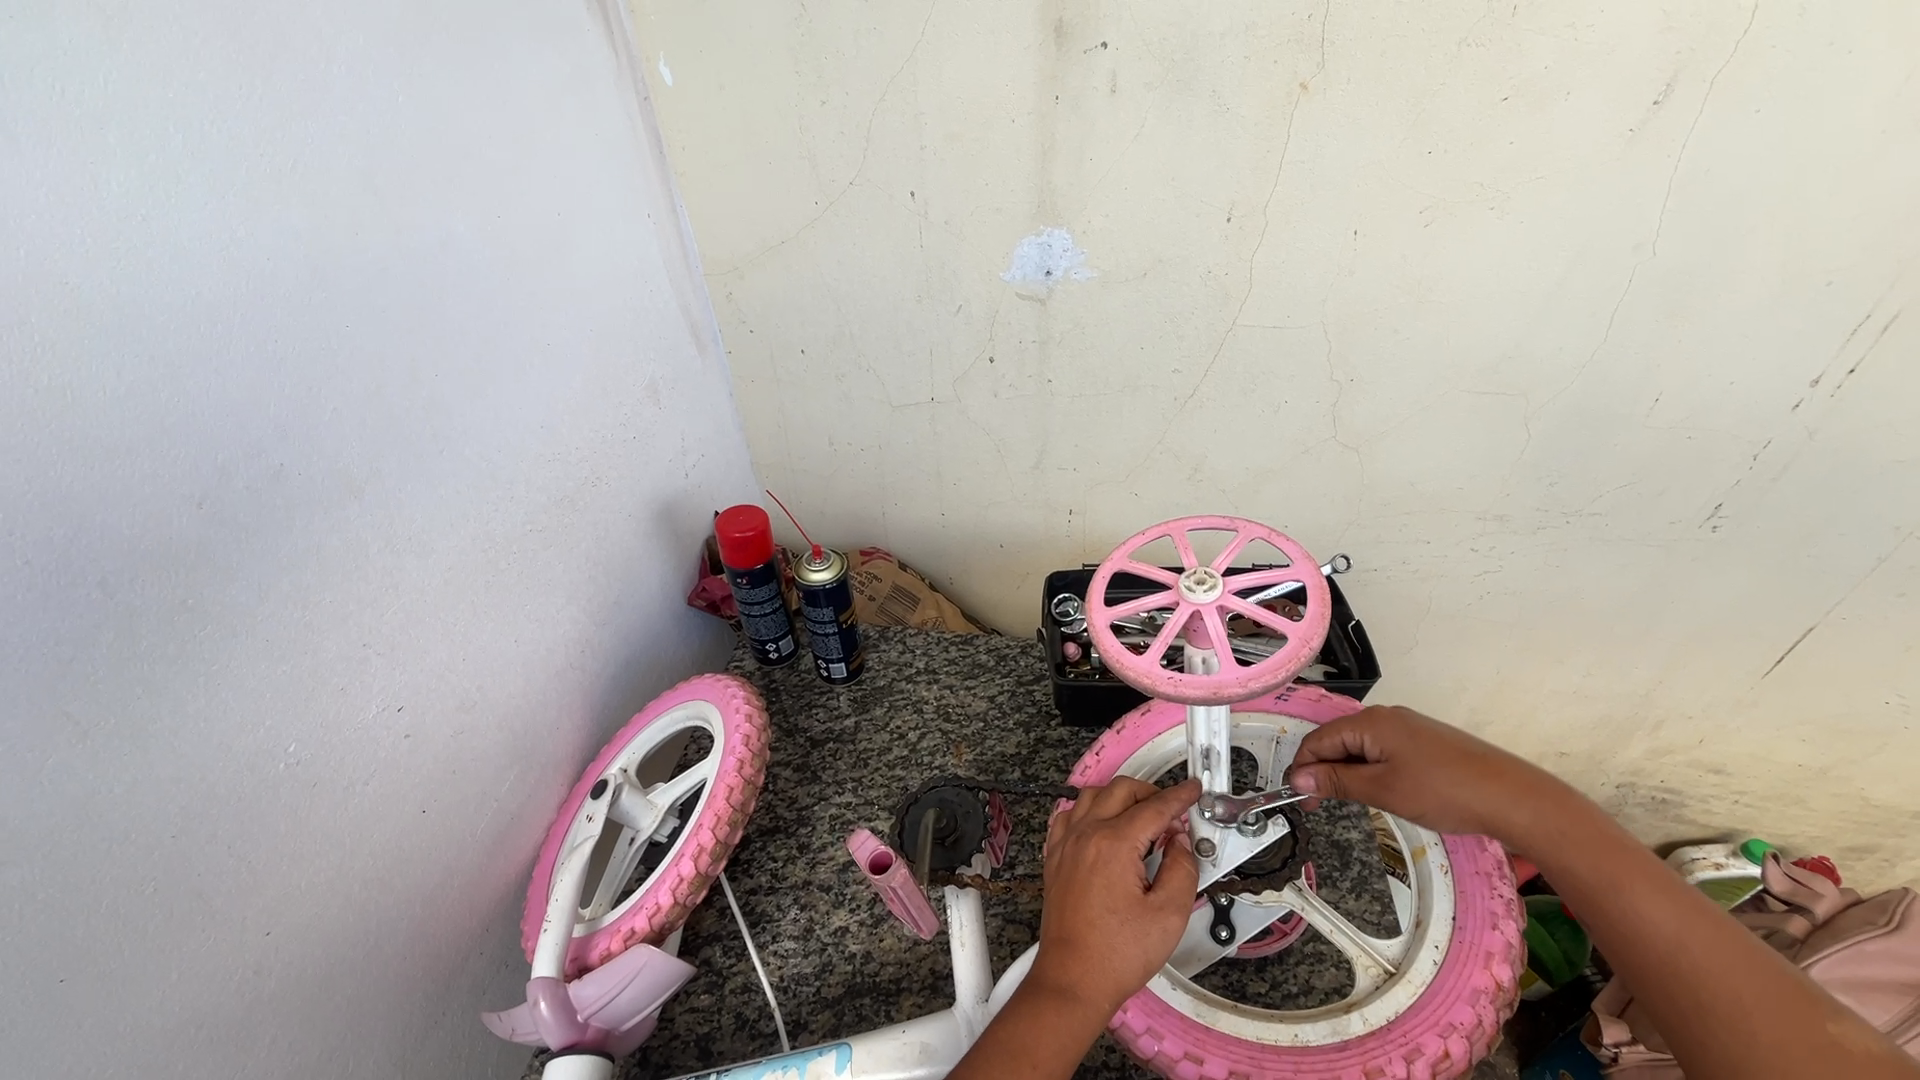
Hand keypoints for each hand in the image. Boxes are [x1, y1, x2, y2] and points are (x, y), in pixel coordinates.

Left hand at [1029, 777, 1200, 1017]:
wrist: (1073, 979)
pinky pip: (1069, 815)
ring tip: (1142, 818)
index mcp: (1113, 844)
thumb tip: (1181, 845)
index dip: (1179, 797)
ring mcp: (1066, 845)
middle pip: (1121, 790)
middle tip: (1172, 812)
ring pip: (1092, 795)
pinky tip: (1102, 824)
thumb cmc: (1113, 955)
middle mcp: (1085, 836)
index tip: (1192, 791)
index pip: (1154, 807)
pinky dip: (1089, 810)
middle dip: (1151, 792)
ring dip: (1120, 797)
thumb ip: (1182, 870)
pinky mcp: (1055, 858)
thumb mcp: (1169, 915)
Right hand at [1286, 705, 1566, 841]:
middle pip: (1338, 740)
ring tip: (1354, 801)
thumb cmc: (1443, 792)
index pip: (1318, 740)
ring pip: (1361, 747)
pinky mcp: (1426, 741)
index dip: (1302, 770)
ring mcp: (1409, 727)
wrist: (1515, 798)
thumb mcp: (1382, 790)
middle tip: (1323, 806)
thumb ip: (1336, 782)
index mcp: (1370, 722)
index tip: (1300, 802)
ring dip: (1348, 772)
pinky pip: (1384, 750)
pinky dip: (1372, 769)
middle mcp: (1386, 717)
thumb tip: (1297, 779)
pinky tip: (1385, 791)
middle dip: (1324, 771)